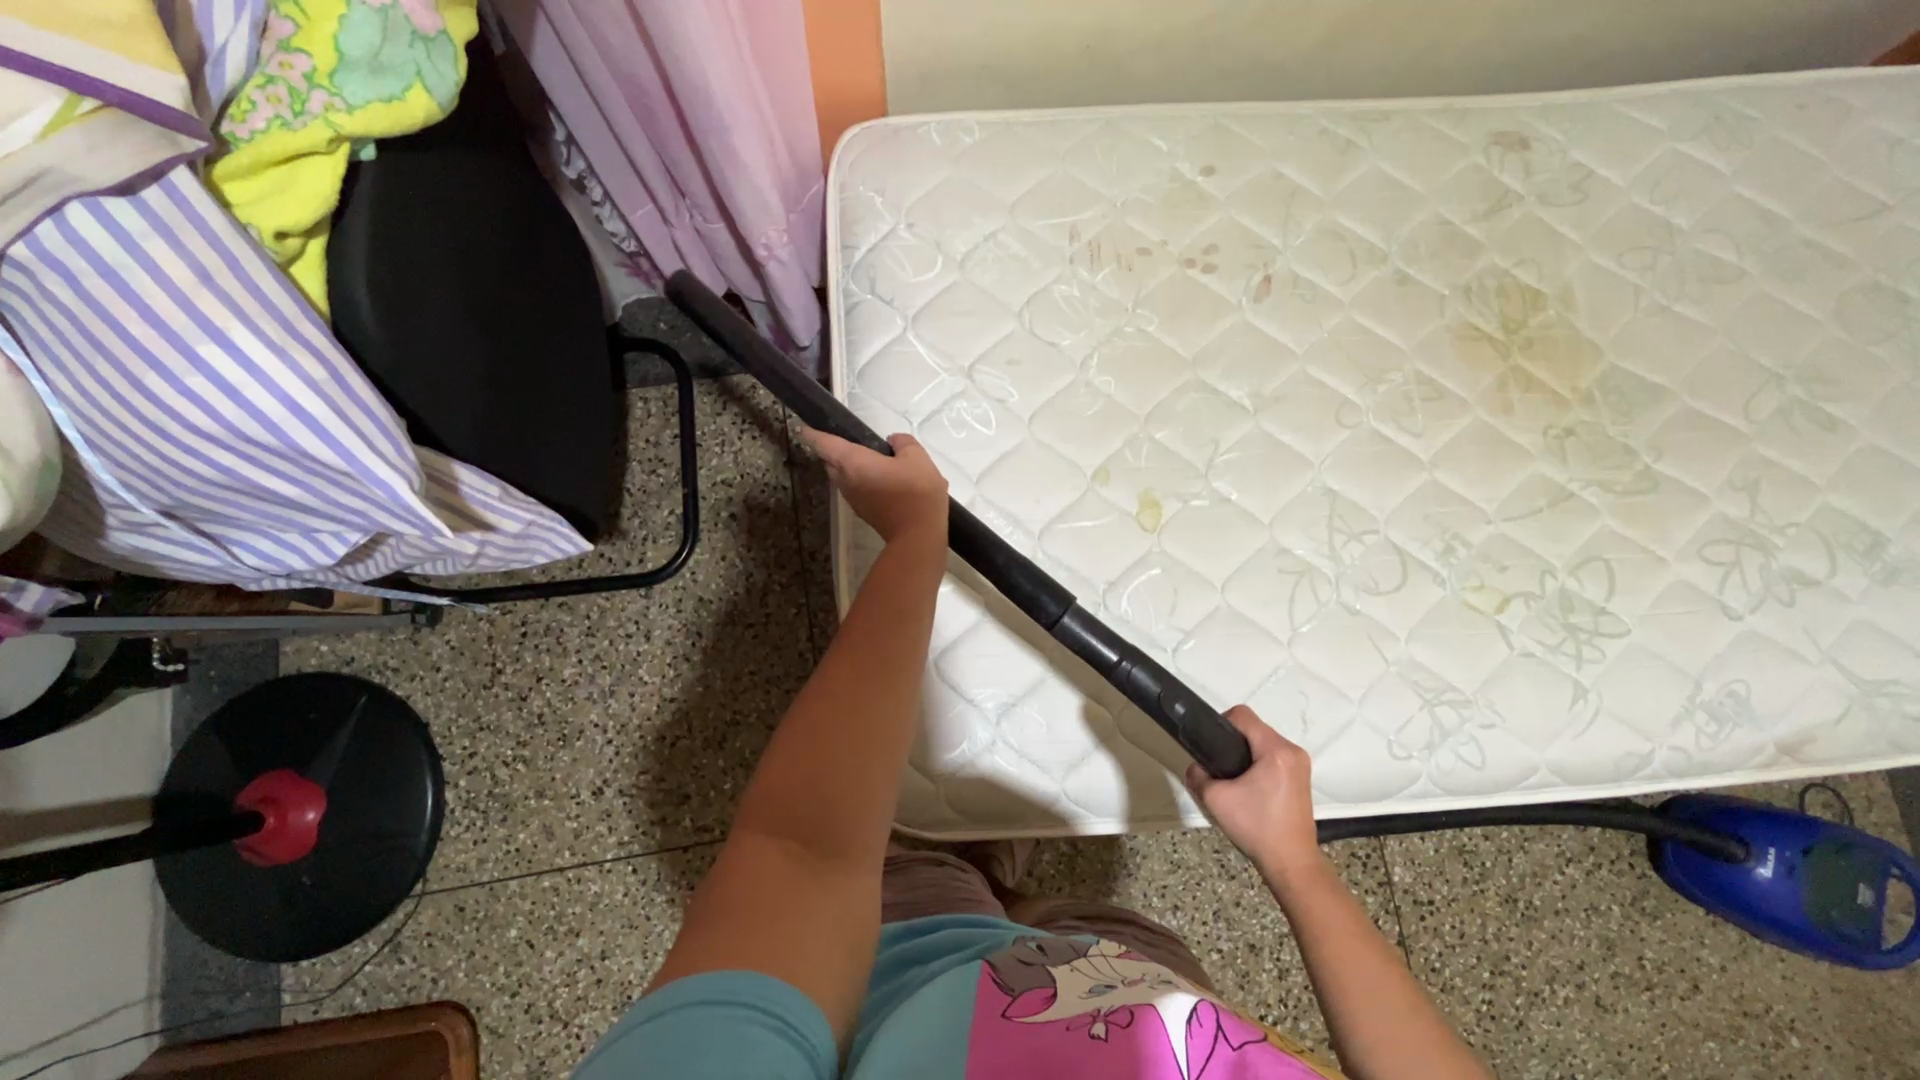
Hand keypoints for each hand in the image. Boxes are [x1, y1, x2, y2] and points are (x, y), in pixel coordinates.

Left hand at [802, 429, 948, 545]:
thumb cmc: (916, 491)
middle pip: (830, 462)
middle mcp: (845, 481)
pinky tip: (880, 479)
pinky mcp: (863, 512)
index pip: (823, 443)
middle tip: (850, 441)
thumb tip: (894, 442)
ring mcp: (853, 499)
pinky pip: (854, 489)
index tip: (803, 428)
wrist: (919, 535)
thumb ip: (903, 443)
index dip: (812, 434)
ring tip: (869, 459)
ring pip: (841, 478)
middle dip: (833, 450)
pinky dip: (860, 481)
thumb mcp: (917, 458)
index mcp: (852, 462)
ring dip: (849, 468)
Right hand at [1184, 706, 1322, 880]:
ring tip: (1233, 779)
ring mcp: (1301, 764)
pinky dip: (1259, 764)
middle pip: (1255, 728)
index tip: (1211, 746)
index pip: (1243, 715)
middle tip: (1219, 767)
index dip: (1221, 723)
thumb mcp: (1215, 800)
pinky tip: (1249, 787)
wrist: (1290, 861)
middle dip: (1234, 742)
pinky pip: (1275, 757)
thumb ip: (1197, 775)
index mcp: (1275, 751)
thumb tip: (1197, 767)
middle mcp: (1293, 751)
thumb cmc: (1256, 828)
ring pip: (1265, 742)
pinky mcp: (1302, 777)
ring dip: (1246, 753)